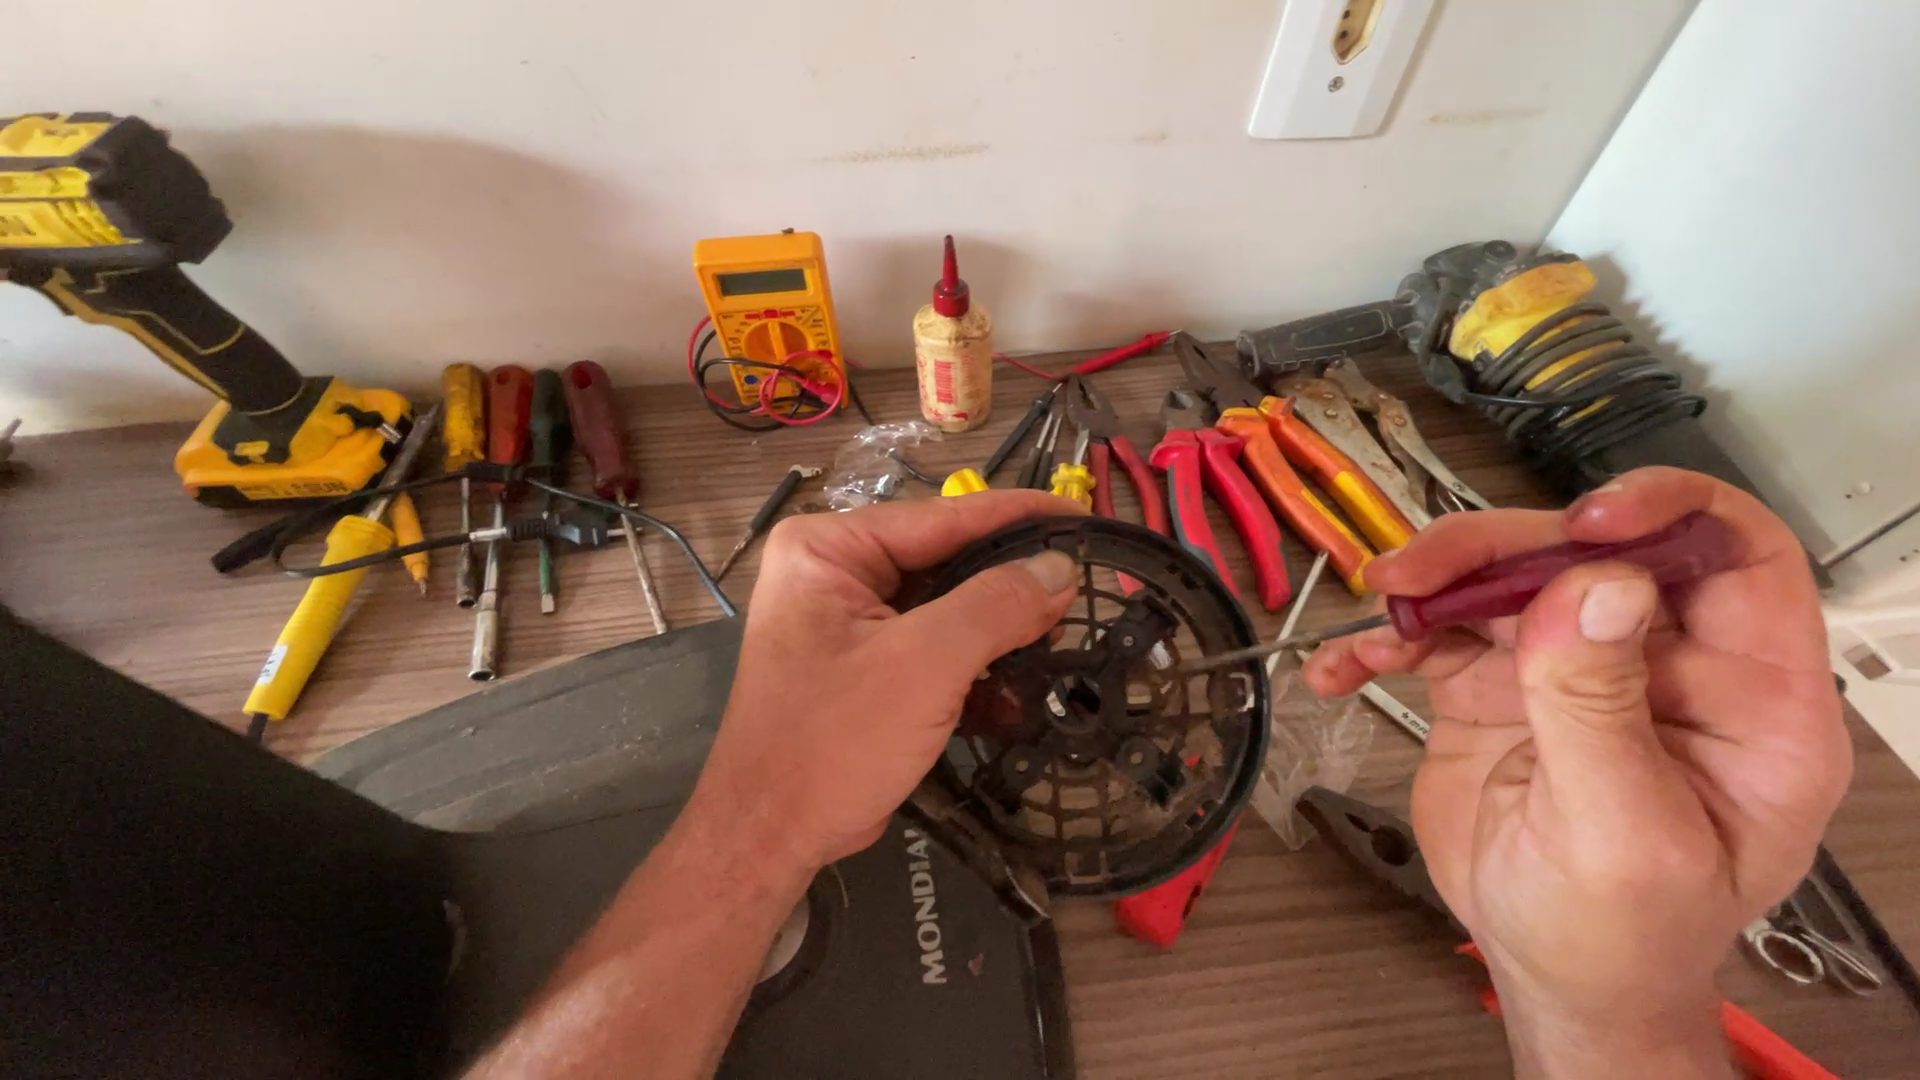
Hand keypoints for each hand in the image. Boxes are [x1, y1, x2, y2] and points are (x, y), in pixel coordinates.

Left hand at [692, 491, 1083, 879]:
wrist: (770, 838)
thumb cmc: (833, 742)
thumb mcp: (923, 664)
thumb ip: (995, 606)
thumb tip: (1060, 566)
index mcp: (830, 548)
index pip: (941, 517)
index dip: (1017, 516)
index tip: (1080, 515)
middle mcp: (838, 572)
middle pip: (947, 562)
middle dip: (1010, 587)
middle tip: (1078, 594)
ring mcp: (852, 620)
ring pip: (948, 608)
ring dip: (998, 635)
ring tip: (1054, 646)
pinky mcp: (869, 664)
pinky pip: (935, 647)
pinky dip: (974, 670)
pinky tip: (1014, 699)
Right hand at [1306, 468, 1850, 1065]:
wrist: (1540, 963)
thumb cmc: (1617, 929)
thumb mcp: (1622, 834)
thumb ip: (1601, 710)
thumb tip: (1594, 585)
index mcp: (1739, 695)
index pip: (1730, 557)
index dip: (1667, 513)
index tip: (1582, 519)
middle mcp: (1648, 662)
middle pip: (1574, 555)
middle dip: (1490, 552)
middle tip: (1409, 576)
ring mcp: (1560, 668)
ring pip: (1493, 581)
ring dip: (1424, 587)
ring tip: (1375, 615)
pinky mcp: (1487, 685)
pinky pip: (1429, 637)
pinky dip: (1376, 645)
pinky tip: (1339, 671)